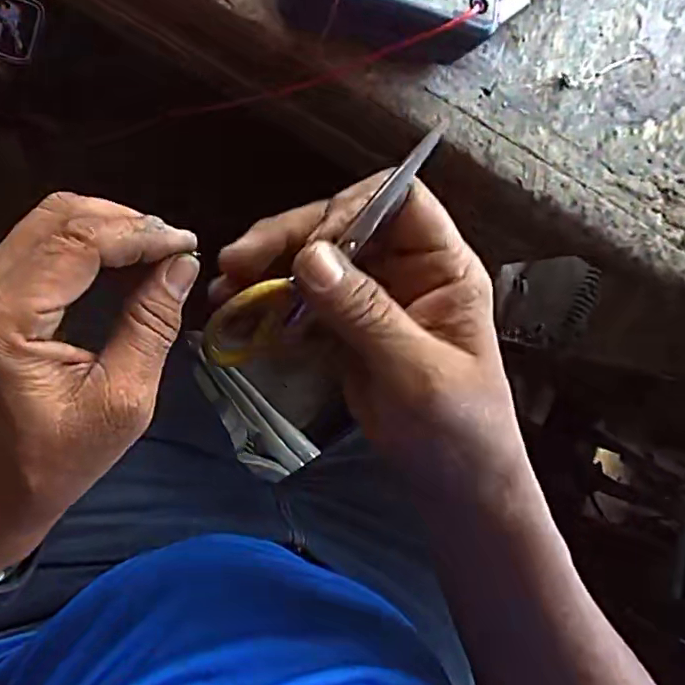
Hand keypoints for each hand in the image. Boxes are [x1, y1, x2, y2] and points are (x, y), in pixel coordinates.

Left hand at [0, 193, 199, 575]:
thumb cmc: (57, 460)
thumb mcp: (122, 400)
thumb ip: (150, 325)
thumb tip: (181, 266)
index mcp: (8, 320)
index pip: (78, 242)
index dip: (138, 234)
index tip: (184, 245)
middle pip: (59, 216)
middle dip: (125, 223)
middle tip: (172, 247)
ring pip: (50, 221)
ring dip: (108, 228)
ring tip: (154, 252)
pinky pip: (41, 243)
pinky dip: (88, 243)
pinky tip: (123, 262)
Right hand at [212, 176, 525, 499]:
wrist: (453, 484)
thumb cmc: (459, 429)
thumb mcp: (416, 372)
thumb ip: (364, 313)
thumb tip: (310, 257)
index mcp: (440, 266)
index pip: (399, 200)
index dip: (352, 207)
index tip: (309, 245)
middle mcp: (403, 268)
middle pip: (342, 223)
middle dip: (288, 238)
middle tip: (237, 263)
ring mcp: (370, 295)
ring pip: (313, 259)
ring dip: (267, 268)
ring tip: (225, 288)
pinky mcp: (343, 324)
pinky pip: (300, 298)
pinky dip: (268, 303)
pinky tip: (238, 314)